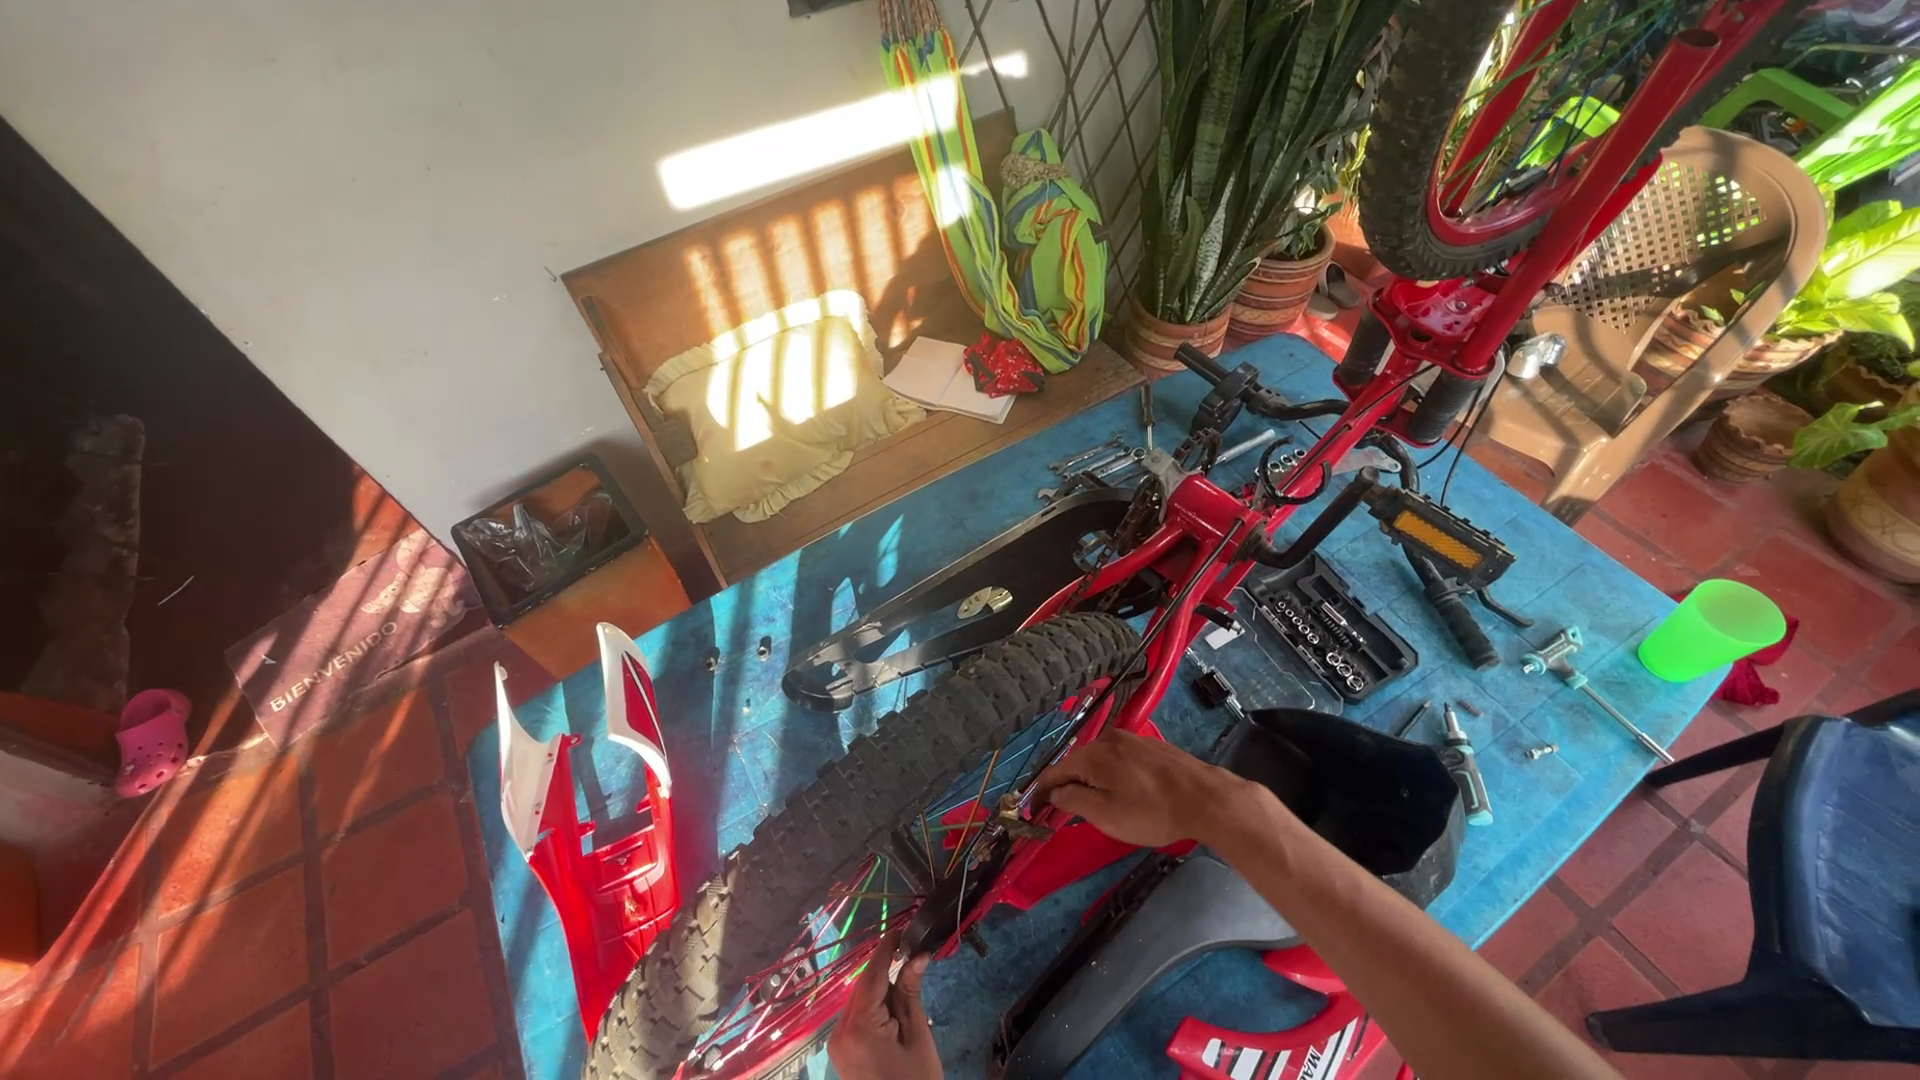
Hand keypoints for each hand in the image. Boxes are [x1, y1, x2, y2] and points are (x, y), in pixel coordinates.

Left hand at [826, 927, 942, 1079]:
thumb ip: (910, 992)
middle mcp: (840, 1032)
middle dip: (885, 969)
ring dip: (880, 988)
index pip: (871, 976)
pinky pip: (857, 1016)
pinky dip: (874, 1005)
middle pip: (863, 986)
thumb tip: (917, 954)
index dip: (886, 949)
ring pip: (860, 1000)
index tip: (902, 929)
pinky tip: (892, 1007)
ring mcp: (837, 1043)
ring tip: (905, 981)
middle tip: (911, 953)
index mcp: (858, 1027)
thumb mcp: (917, 1035)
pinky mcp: (842, 1051)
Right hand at [1033, 729, 1268, 847]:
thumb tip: (1054, 793)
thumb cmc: (1152, 811)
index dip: (1042, 791)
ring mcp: (1131, 739)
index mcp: (1092, 754)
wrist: (1206, 798)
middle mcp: (1107, 739)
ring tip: (1093, 802)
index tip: (1033, 808)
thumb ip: (1074, 802)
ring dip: (1092, 780)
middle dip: (1068, 785)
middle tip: (1064, 810)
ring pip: (1099, 760)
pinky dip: (1112, 774)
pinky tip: (1122, 790)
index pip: (1055, 772)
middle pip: (1077, 763)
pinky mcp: (1150, 745)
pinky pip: (1119, 759)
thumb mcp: (1106, 815)